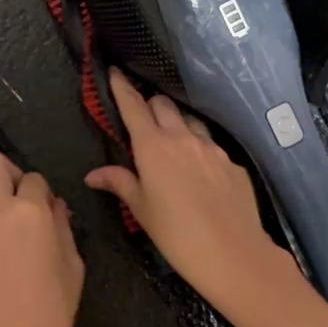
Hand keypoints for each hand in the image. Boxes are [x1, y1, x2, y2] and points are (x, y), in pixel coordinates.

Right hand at [84, 69, 300, 310]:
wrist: (233, 254)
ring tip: (171, 140)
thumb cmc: (176, 234)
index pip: (133, 106)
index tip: (115, 72)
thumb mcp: (141, 210)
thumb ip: (119, 183)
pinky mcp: (233, 163)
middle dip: (150, 104)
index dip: (122, 88)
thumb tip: (93, 174)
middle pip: (163, 105)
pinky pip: (211, 145)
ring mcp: (211, 148)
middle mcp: (182, 138)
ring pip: (190, 121)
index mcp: (153, 147)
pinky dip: (199, 148)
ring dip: (176, 123)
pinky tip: (199, 170)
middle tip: (142, 117)